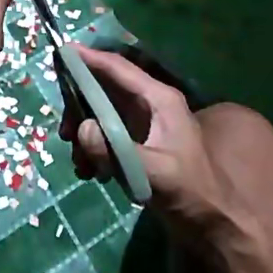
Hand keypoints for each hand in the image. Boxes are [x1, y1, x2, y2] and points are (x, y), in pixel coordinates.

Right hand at [60, 45, 231, 235]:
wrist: (212, 221)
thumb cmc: (189, 191)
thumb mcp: (152, 172)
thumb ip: (115, 151)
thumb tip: (83, 128)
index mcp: (159, 100)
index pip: (119, 69)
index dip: (90, 58)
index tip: (61, 51)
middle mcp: (150, 104)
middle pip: (103, 90)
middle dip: (80, 108)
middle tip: (66, 134)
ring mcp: (143, 123)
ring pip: (100, 114)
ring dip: (84, 135)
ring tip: (81, 164)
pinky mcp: (137, 142)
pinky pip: (105, 135)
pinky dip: (93, 149)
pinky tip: (91, 173)